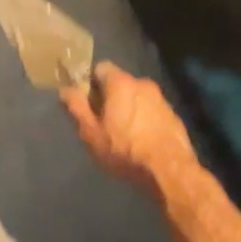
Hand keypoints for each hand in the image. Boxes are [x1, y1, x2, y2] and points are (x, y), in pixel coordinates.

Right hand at [61, 62, 198, 191]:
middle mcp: (143, 84)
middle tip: (103, 121)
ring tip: (124, 134)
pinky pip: (152, 111)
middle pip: (120, 83)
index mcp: (121, 83)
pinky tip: (142, 140)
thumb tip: (66, 89)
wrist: (172, 173)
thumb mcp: (92, 132)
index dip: (91, 83)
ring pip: (137, 98)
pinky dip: (144, 119)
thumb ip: (77, 107)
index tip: (88, 102)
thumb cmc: (126, 150)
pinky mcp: (174, 116)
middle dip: (110, 97)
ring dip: (129, 109)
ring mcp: (162, 100)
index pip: (101, 68)